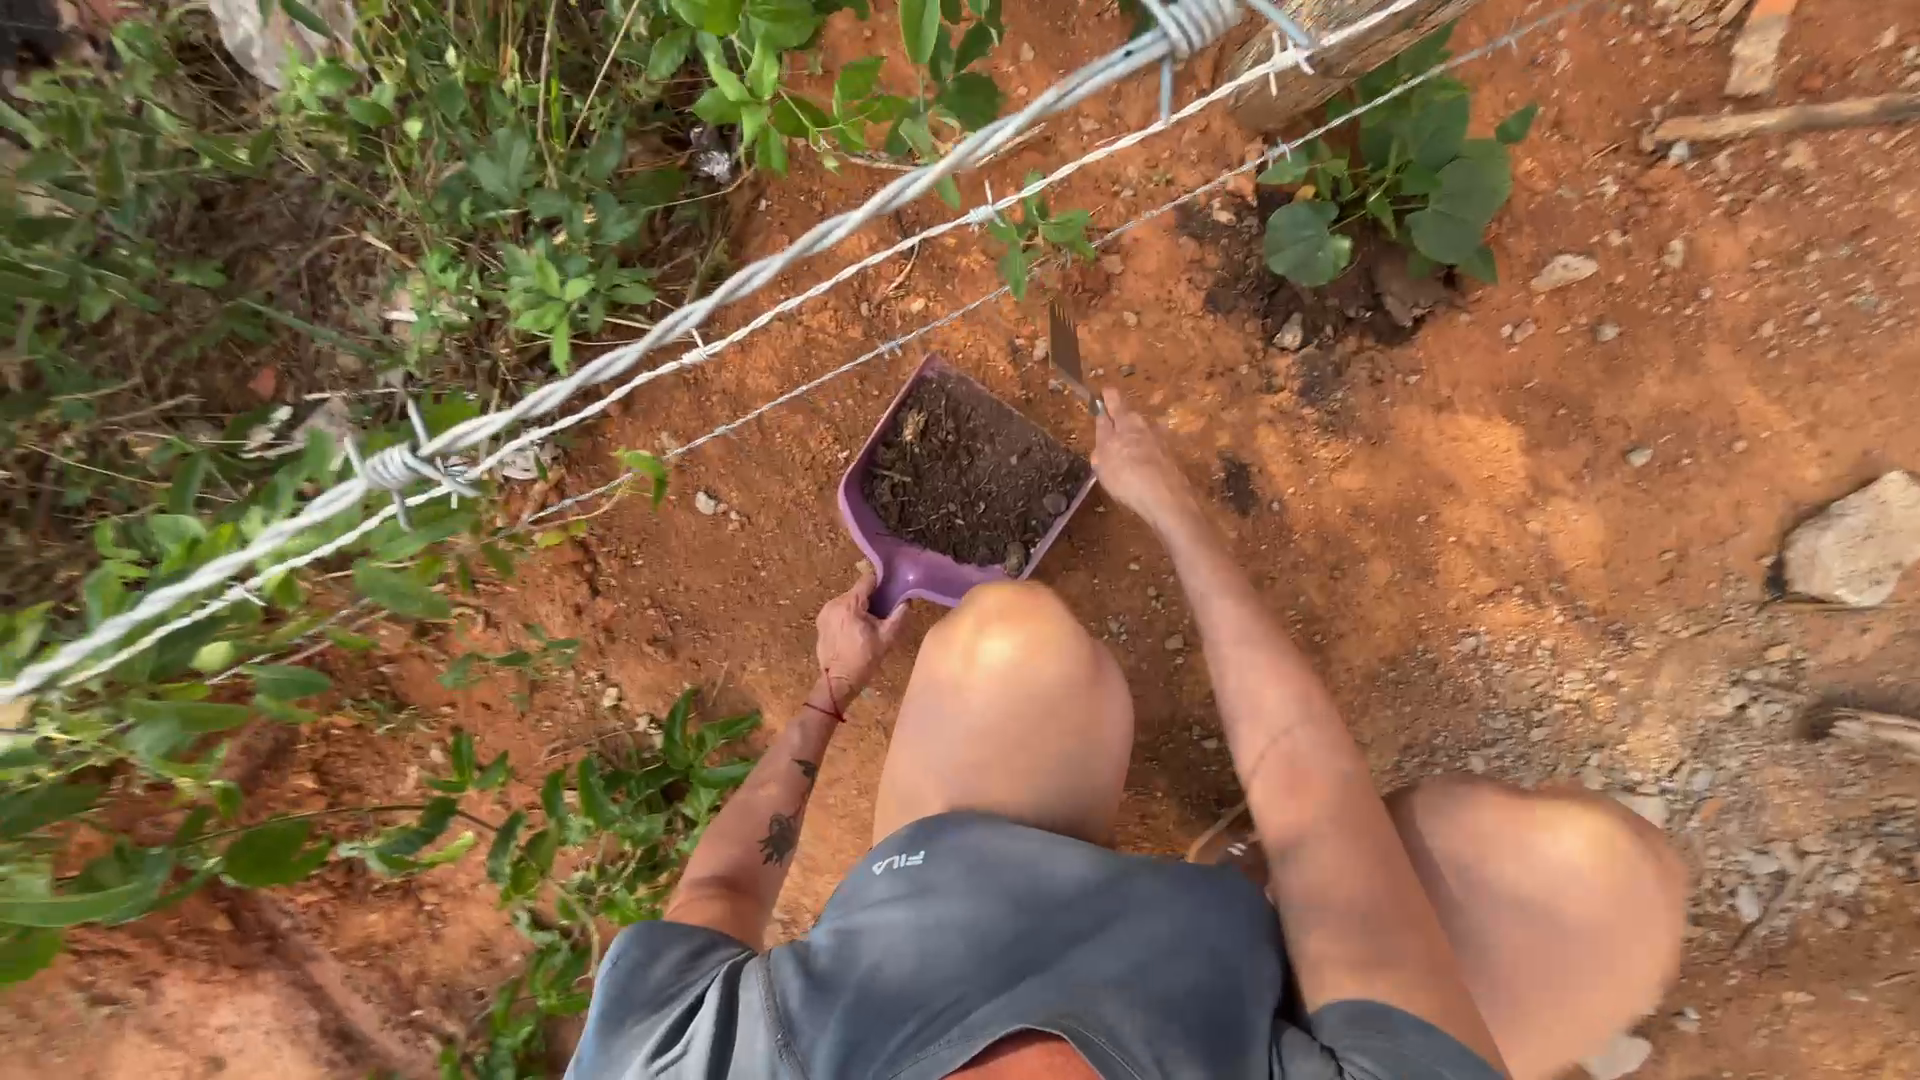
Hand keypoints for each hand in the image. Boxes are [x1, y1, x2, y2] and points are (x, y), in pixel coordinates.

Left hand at [815, 566, 909, 697]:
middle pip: (857, 591)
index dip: (881, 581)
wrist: (838, 681)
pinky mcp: (821, 622)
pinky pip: (839, 611)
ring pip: (848, 601)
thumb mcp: (887, 637)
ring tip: (870, 622)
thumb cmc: (864, 659)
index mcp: (849, 604)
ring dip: (859, 607)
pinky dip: (849, 615)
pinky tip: (856, 629)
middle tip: (884, 610)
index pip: (867, 580)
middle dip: (871, 598)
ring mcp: (825, 613)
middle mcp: (834, 603)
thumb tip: (907, 600)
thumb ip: (898, 615)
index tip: (892, 586)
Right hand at [1092, 387, 1200, 535]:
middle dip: (1120, 420)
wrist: (1165, 497)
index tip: (1103, 392)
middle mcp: (1145, 424)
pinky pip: (1151, 450)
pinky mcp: (1170, 457)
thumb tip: (1102, 422)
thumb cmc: (1126, 475)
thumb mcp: (1103, 457)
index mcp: (1126, 420)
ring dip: (1133, 439)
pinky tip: (1139, 469)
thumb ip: (1101, 437)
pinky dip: (1144, 454)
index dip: (1107, 397)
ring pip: (1141, 433)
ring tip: (1124, 456)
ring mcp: (1160, 440)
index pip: (1113, 400)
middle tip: (1110, 431)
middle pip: (1129, 417)